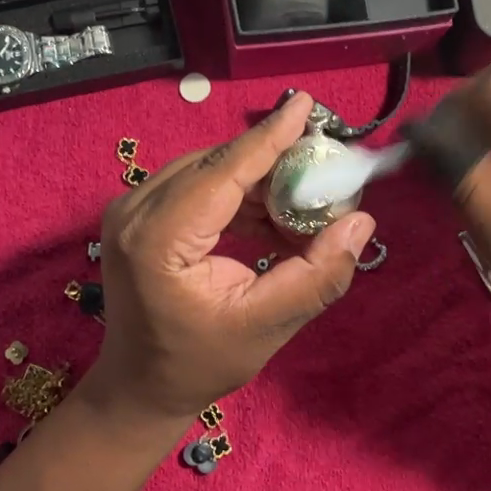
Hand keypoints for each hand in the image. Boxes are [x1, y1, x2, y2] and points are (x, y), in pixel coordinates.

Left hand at [83, 93, 376, 422]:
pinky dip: (236, 194)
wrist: (138, 386)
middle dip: (271, 161)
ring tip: (304, 199)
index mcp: (158, 238)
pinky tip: (272, 214)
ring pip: (205, 170)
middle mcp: (135, 212)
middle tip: (323, 166)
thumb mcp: (264, 327)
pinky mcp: (137, 215)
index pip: (222, 172)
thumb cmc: (197, 364)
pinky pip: (194, 186)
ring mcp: (130, 210)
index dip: (268, 138)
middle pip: (214, 165)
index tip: (306, 105)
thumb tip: (361, 222)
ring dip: (256, 179)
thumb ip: (315, 276)